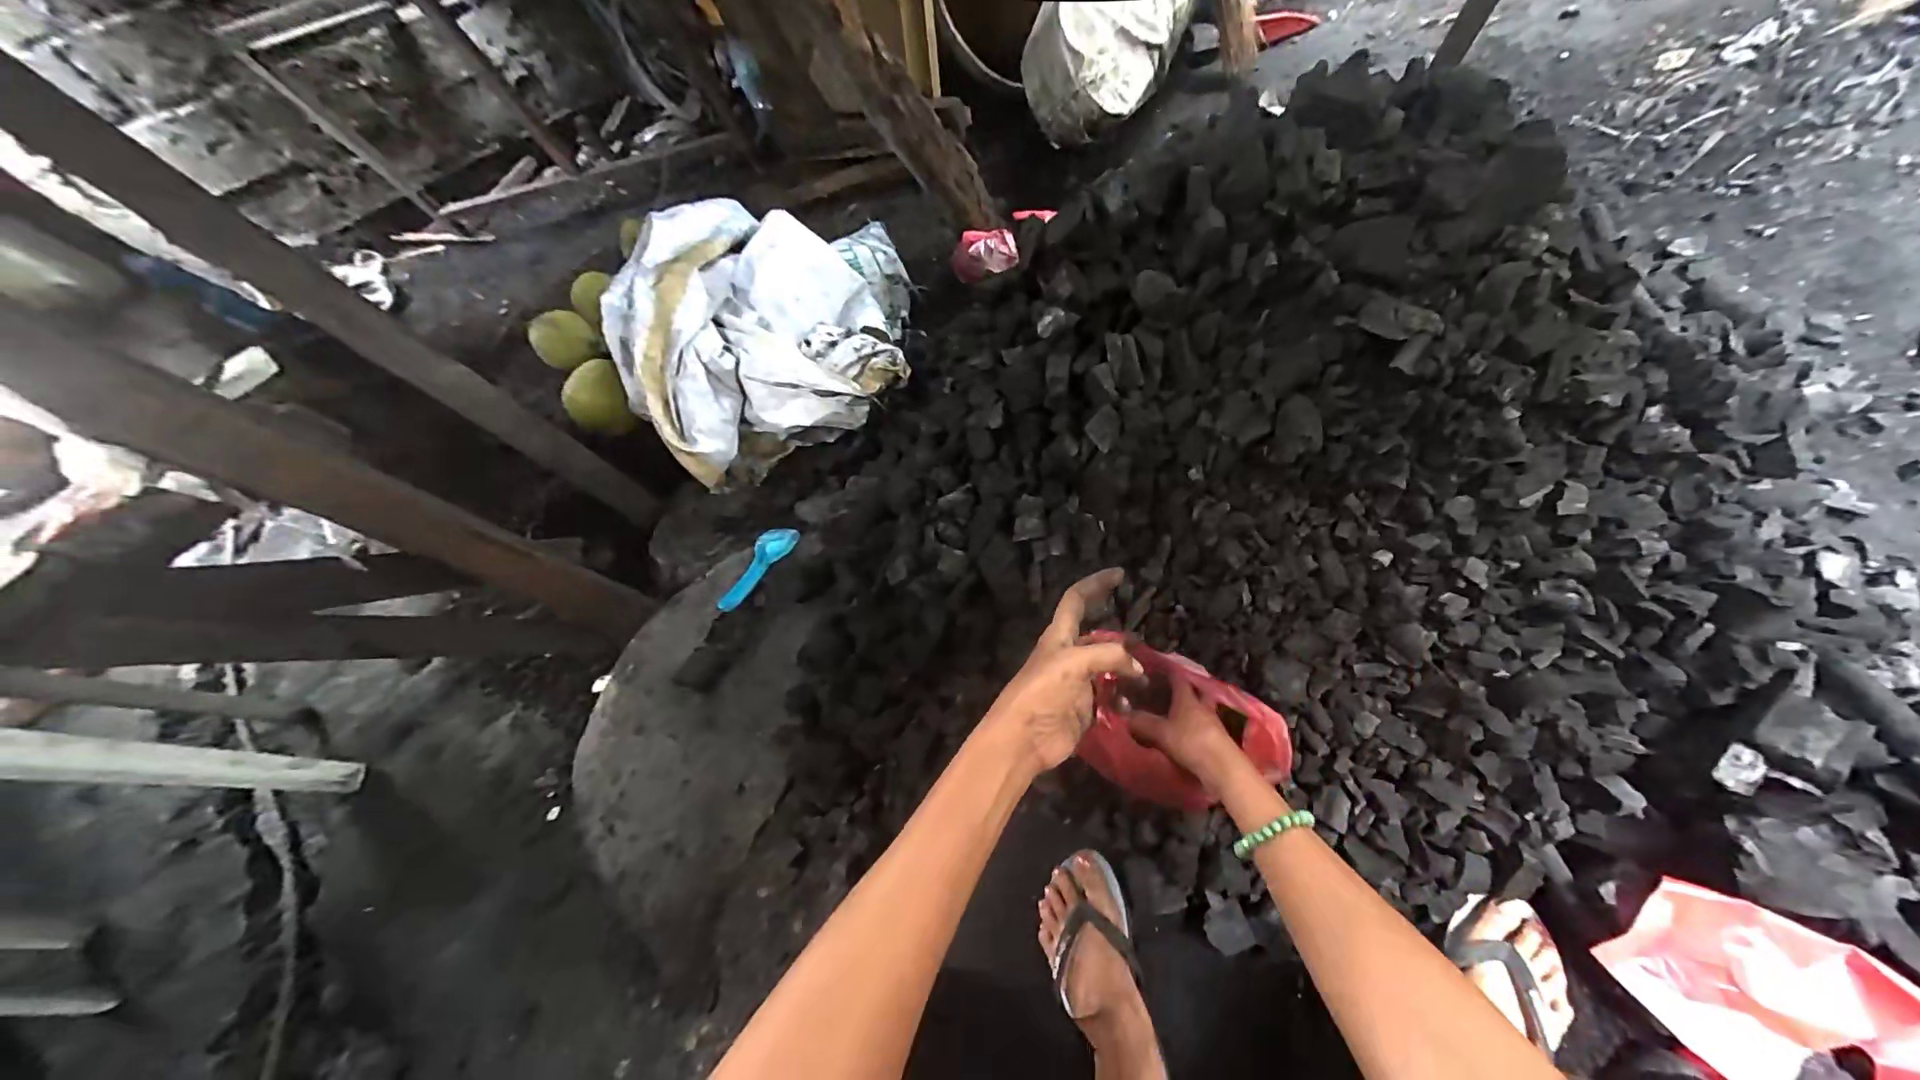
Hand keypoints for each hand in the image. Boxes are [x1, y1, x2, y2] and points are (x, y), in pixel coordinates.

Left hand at [981, 568, 1142, 776]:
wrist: (1023, 739)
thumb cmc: (1042, 692)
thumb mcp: (1073, 663)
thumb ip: (1108, 655)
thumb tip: (1136, 668)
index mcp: (1059, 636)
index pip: (1076, 599)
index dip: (1095, 584)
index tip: (1119, 574)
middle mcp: (1068, 655)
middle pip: (1097, 635)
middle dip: (1120, 633)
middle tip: (1146, 637)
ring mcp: (1077, 682)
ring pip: (1108, 667)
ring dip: (1127, 669)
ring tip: (1148, 673)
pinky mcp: (1084, 708)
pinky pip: (1110, 697)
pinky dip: (1124, 698)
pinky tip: (1136, 701)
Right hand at [1122, 678, 1253, 794]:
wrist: (1222, 768)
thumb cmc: (1190, 742)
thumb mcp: (1160, 732)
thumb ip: (1142, 722)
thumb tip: (1124, 715)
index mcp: (1187, 698)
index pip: (1178, 678)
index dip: (1167, 672)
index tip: (1156, 669)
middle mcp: (1202, 706)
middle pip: (1194, 691)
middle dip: (1184, 689)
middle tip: (1169, 690)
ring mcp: (1212, 722)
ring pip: (1200, 708)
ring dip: (1191, 708)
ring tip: (1175, 711)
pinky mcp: (1217, 738)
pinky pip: (1203, 725)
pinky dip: (1195, 725)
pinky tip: (1185, 731)